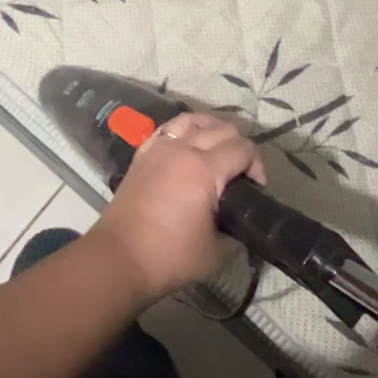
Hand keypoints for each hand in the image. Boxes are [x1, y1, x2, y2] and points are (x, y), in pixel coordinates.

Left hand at [87, 113, 264, 301]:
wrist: (119, 257)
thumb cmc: (169, 256)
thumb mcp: (216, 253)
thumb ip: (236, 233)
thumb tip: (241, 223)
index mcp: (205, 170)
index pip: (243, 149)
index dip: (258, 166)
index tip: (257, 189)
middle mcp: (183, 149)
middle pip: (222, 129)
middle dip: (240, 147)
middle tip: (242, 174)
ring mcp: (159, 148)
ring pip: (194, 120)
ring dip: (213, 129)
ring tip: (219, 149)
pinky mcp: (142, 154)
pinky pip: (168, 128)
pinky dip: (185, 129)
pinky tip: (189, 144)